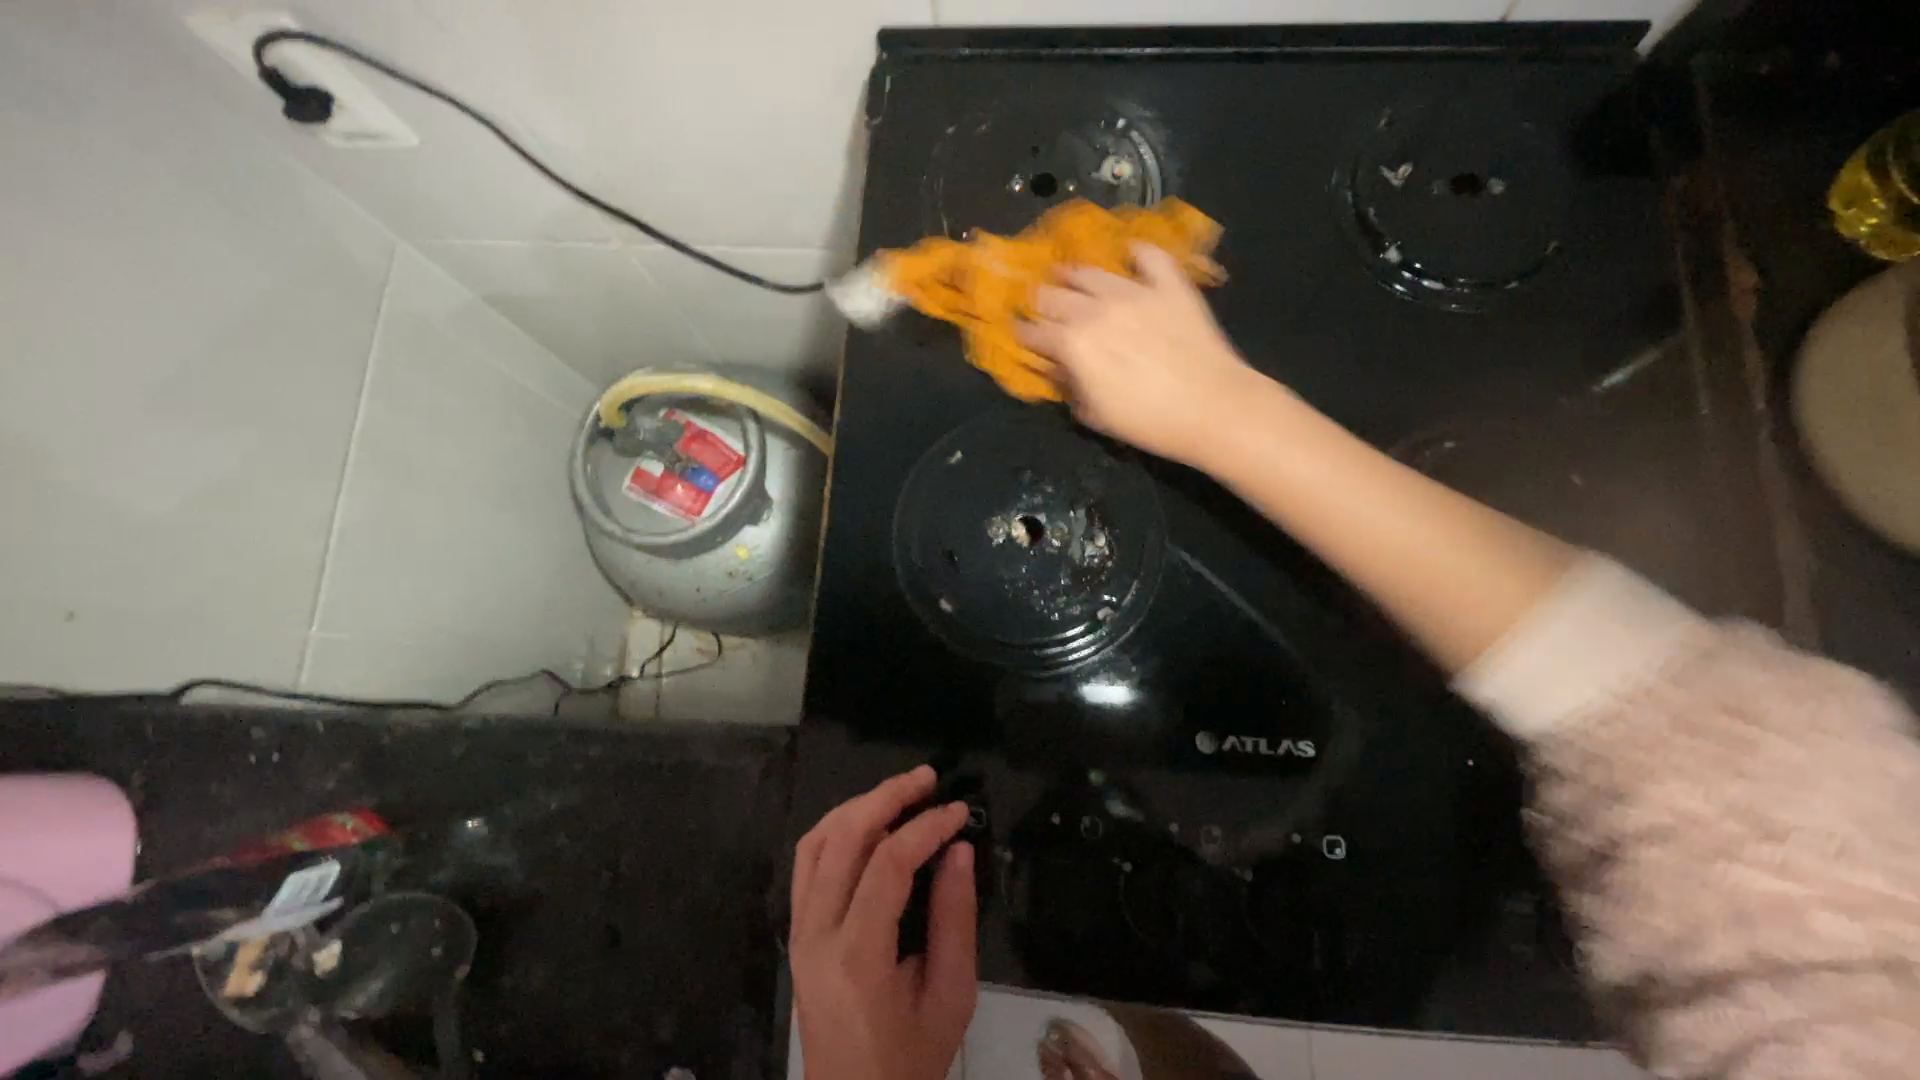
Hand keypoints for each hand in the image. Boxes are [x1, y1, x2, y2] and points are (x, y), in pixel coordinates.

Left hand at [790, 767, 977, 1079]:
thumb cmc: (909, 1058)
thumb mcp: (950, 997)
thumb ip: (956, 919)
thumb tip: (958, 848)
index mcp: (856, 955)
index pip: (888, 864)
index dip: (926, 827)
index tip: (959, 812)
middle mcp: (815, 933)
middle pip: (843, 838)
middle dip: (886, 796)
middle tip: (927, 778)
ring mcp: (798, 931)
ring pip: (816, 842)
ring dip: (858, 806)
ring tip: (900, 792)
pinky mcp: (796, 932)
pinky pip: (806, 863)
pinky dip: (835, 829)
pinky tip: (866, 822)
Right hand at [1018, 242, 1275, 470]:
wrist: (1213, 407)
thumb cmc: (1149, 422)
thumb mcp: (1096, 414)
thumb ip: (1070, 386)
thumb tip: (1059, 369)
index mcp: (1072, 343)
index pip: (1033, 331)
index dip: (1022, 333)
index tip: (1020, 335)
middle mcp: (1095, 309)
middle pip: (1053, 295)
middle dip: (1042, 302)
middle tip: (1042, 308)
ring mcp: (1133, 292)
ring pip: (1090, 272)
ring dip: (1074, 276)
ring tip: (1068, 276)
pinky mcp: (1169, 285)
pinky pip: (1148, 256)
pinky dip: (1135, 256)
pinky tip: (1130, 258)